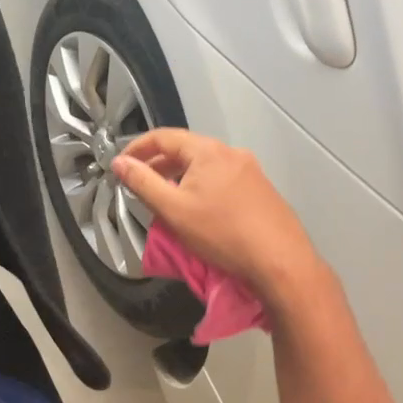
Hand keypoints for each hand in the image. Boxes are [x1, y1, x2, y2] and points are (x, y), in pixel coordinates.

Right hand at [112, 129, 325, 303]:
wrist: (283, 265)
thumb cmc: (223, 234)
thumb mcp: (173, 209)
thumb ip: (142, 182)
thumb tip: (119, 161)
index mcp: (208, 151)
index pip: (163, 136)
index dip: (137, 147)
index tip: (120, 163)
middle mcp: (232, 153)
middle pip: (186, 149)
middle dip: (158, 163)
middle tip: (140, 183)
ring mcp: (251, 171)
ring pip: (205, 166)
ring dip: (180, 176)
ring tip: (166, 198)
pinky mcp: (263, 191)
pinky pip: (222, 179)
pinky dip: (202, 186)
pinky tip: (199, 209)